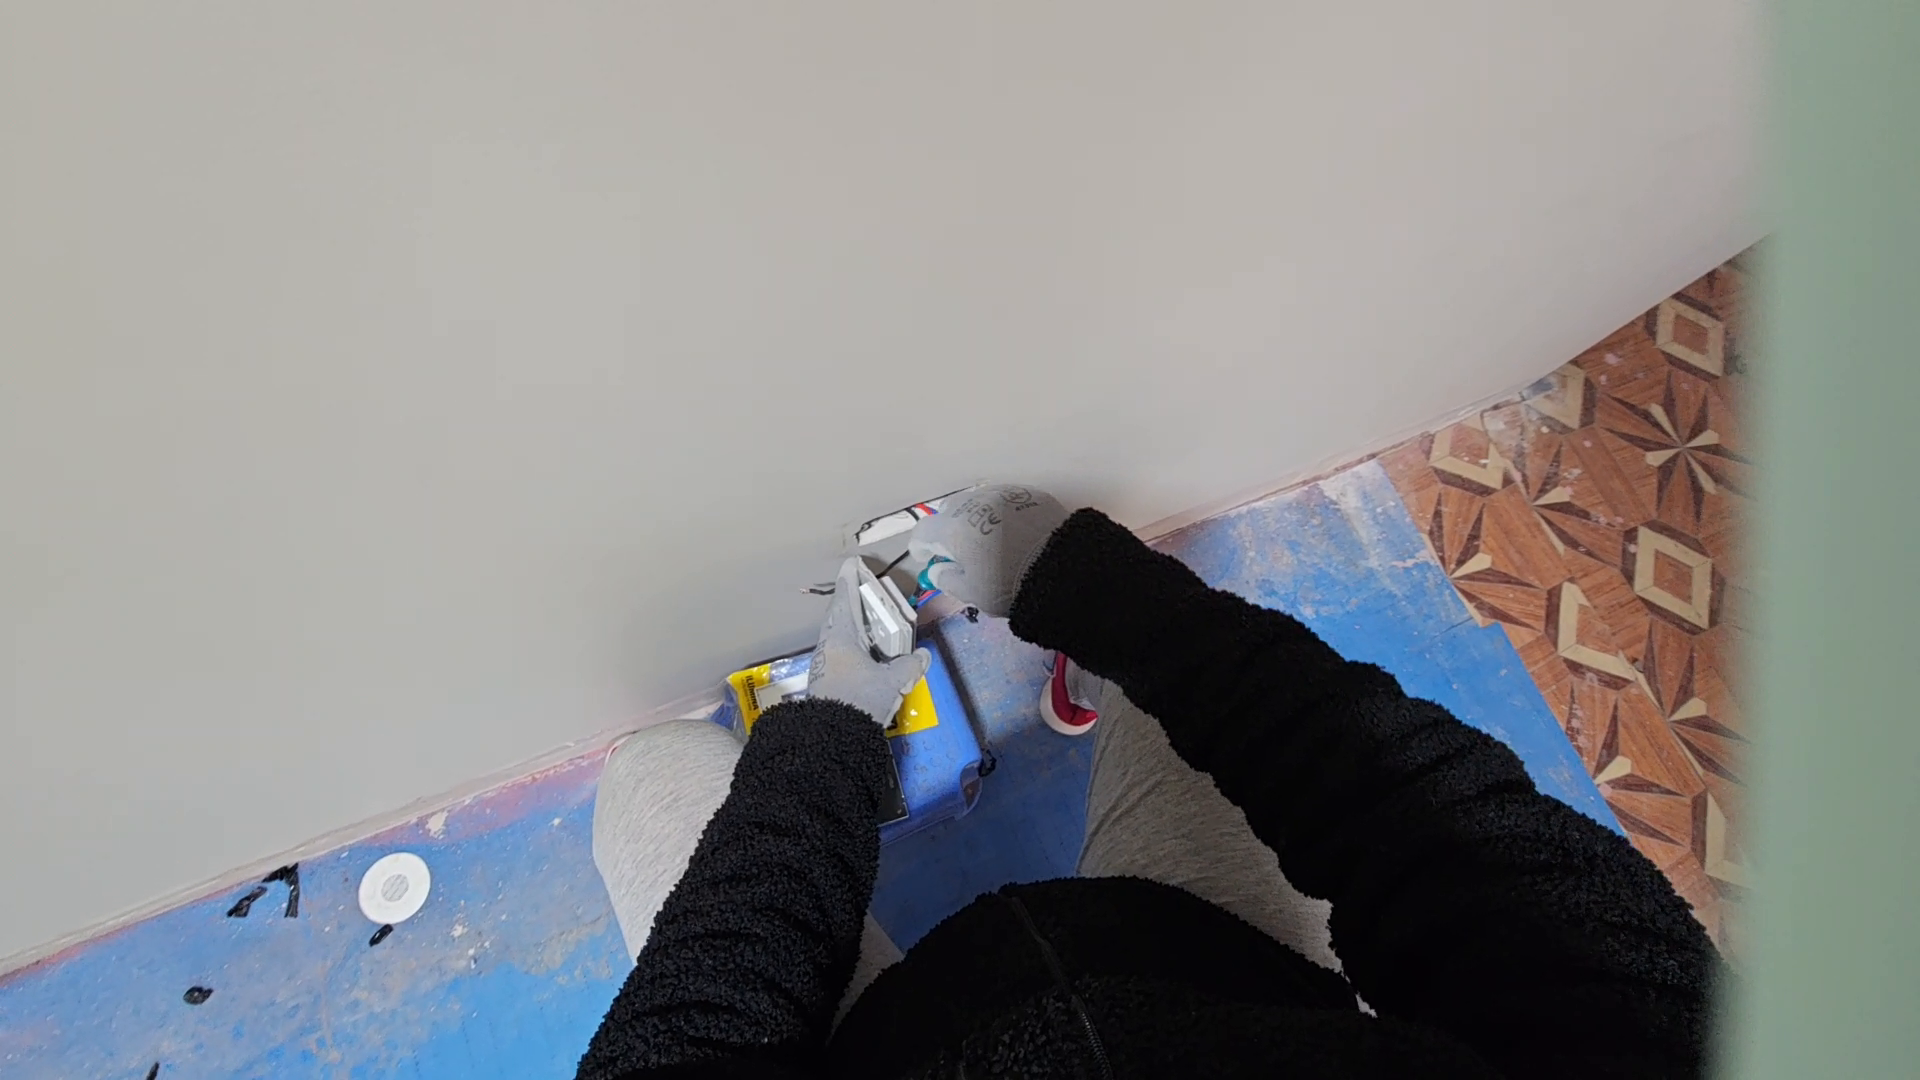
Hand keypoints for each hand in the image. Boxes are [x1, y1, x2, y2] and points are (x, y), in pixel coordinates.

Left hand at [806, 557, 931, 724]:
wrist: (830, 737)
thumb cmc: (858, 700)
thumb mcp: (891, 682)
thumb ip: (908, 666)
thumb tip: (923, 656)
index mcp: (841, 637)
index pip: (846, 600)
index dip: (850, 580)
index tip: (852, 564)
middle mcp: (828, 645)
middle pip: (839, 615)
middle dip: (851, 600)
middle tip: (864, 590)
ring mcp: (824, 663)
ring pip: (838, 633)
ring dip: (852, 623)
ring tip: (868, 619)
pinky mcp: (825, 679)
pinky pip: (839, 650)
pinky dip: (852, 642)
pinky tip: (863, 650)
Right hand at [908, 484, 1069, 618]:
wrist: (1064, 567)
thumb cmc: (1010, 585)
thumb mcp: (974, 594)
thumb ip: (950, 580)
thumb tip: (939, 570)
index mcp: (954, 529)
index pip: (925, 532)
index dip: (922, 546)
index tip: (926, 557)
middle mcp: (974, 504)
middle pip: (949, 511)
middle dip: (948, 528)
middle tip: (957, 549)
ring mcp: (1002, 494)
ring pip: (977, 501)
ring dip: (974, 517)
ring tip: (985, 538)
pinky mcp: (1028, 493)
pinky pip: (1004, 501)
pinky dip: (999, 514)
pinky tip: (1011, 531)